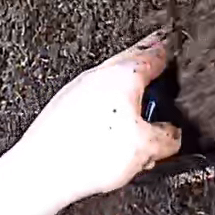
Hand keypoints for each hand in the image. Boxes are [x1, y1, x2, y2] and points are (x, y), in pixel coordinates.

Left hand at [10, 31, 182, 206]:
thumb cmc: (88, 153)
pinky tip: (111, 123)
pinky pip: (94, 98)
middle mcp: (98, 76)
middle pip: (128, 60)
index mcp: (123, 75)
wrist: (43, 170)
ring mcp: (78, 90)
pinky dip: (108, 103)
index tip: (170, 44)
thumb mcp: (147, 148)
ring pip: (110, 80)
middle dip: (144, 57)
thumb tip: (171, 135)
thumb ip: (168, 138)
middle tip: (156, 53)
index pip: (152, 54)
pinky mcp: (63, 108)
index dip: (167, 50)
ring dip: (126, 84)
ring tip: (139, 98)